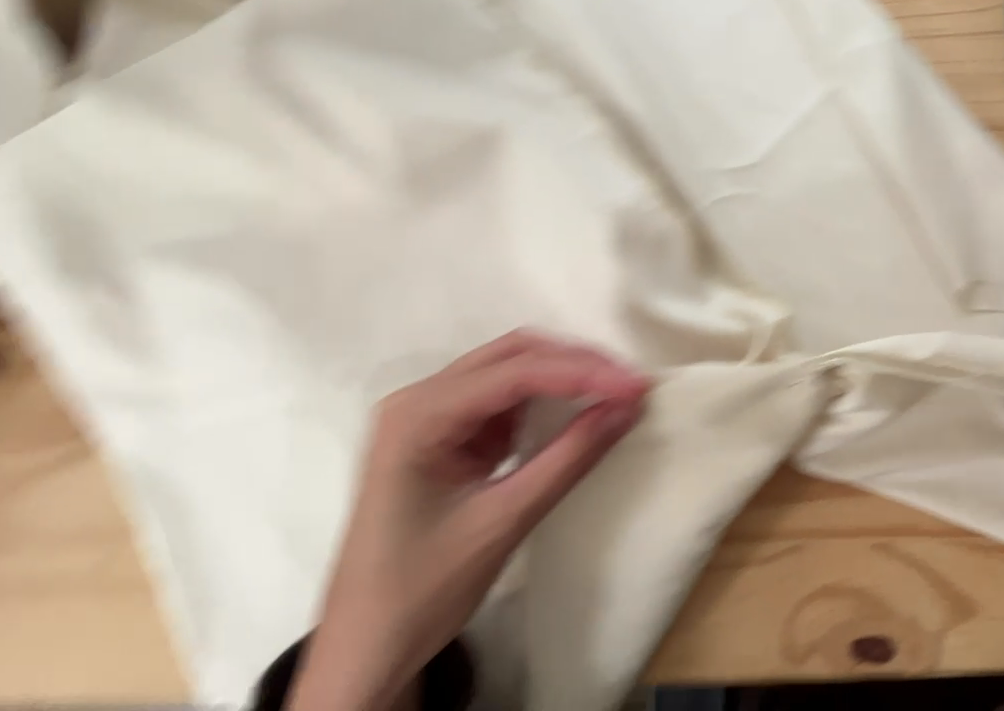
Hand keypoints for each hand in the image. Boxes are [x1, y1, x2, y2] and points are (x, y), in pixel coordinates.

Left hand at [287, 332, 651, 710]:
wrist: (365, 649)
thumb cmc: (423, 589)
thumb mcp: (504, 521)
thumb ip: (569, 458)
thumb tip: (628, 407)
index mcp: (418, 415)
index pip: (516, 373)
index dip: (583, 373)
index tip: (638, 387)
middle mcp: (419, 399)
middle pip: (512, 355)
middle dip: (576, 364)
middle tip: (630, 385)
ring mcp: (430, 415)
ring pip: (510, 370)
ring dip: (565, 376)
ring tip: (615, 392)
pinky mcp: (445, 434)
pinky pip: (503, 399)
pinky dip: (546, 399)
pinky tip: (579, 409)